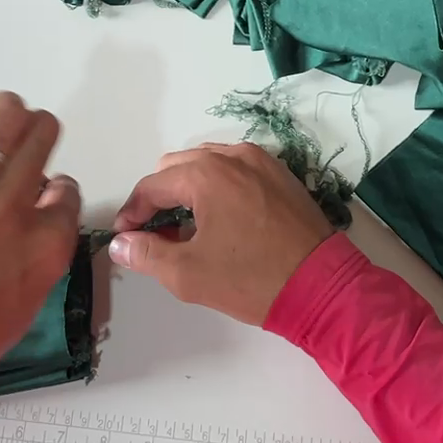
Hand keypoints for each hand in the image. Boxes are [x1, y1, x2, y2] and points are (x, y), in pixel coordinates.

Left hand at [0, 89, 80, 386]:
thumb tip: (37, 209)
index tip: (40, 187)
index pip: (66, 187)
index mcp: (43, 245)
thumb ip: (40, 252)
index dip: (55, 183)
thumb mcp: (23, 303)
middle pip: (39, 138)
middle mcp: (8, 211)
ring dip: (5, 110)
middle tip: (23, 135)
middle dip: (37, 131)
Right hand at [108, 143, 332, 325]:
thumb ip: (145, 253)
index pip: (152, 185)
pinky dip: (219, 188)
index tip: (123, 236)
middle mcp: (233, 156)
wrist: (322, 287)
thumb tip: (121, 242)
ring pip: (209, 165)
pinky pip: (237, 172)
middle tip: (155, 234)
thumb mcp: (187, 274)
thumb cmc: (251, 279)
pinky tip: (221, 221)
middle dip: (161, 198)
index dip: (132, 212)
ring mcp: (262, 162)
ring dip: (190, 191)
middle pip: (178, 167)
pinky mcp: (282, 175)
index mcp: (206, 173)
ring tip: (187, 229)